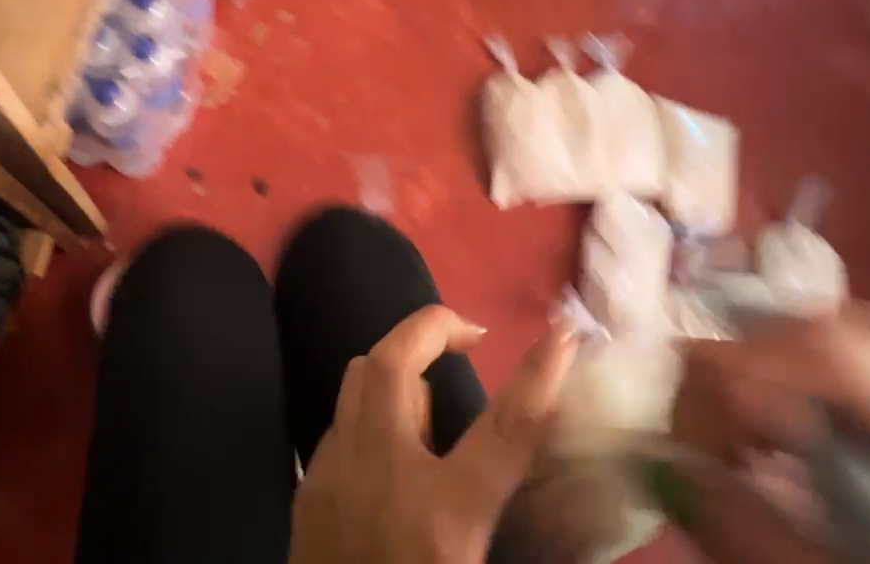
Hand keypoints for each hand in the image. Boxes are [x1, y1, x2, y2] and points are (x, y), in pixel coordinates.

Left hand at [289, 307, 578, 563]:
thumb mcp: (474, 562)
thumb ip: (503, 510)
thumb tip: (515, 466)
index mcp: (444, 518)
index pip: (505, 430)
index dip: (538, 375)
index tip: (562, 335)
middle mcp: (383, 478)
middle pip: (398, 364)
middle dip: (432, 328)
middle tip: (468, 335)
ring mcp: (334, 476)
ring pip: (359, 377)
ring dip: (398, 366)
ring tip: (431, 393)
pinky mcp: (307, 487)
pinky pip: (341, 418)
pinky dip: (369, 411)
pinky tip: (389, 445)